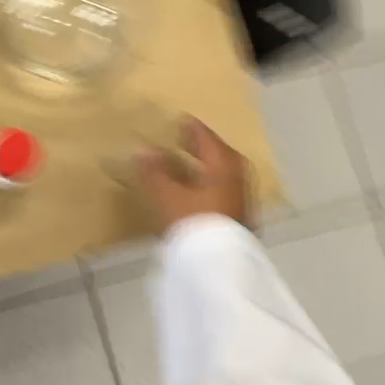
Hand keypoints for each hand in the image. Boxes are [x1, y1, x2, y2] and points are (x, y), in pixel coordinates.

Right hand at [134, 115, 254, 233]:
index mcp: (224, 165)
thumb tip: (142, 150)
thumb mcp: (167, 195)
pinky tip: (196, 191)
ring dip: (204, 167)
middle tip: (184, 140)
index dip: (191, 128)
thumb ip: (154, 172)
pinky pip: (221, 190)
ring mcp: (241, 198)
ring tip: (187, 165)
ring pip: (221, 173)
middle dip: (201, 147)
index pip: (206, 138)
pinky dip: (208, 184)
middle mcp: (238, 176)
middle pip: (218, 154)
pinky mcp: (238, 217)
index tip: (179, 119)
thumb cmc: (193, 222)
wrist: (217, 264)